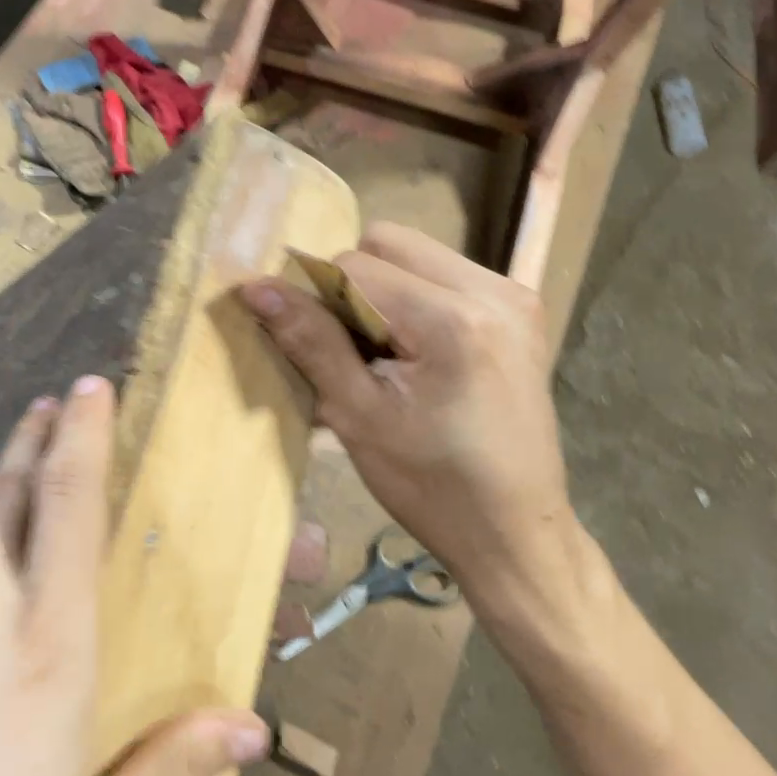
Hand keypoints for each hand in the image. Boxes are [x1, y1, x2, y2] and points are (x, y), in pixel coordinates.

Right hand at [239, 222, 573, 598]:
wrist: (515, 533)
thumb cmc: (432, 488)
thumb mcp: (357, 416)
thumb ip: (310, 341)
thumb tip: (256, 287)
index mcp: (454, 319)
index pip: (354, 265)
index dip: (317, 298)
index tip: (312, 347)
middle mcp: (494, 291)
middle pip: (387, 242)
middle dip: (352, 286)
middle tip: (350, 349)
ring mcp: (514, 296)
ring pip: (415, 253)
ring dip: (382, 290)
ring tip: (382, 355)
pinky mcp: (520, 310)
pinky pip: (444, 274)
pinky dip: (413, 299)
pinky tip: (413, 353)